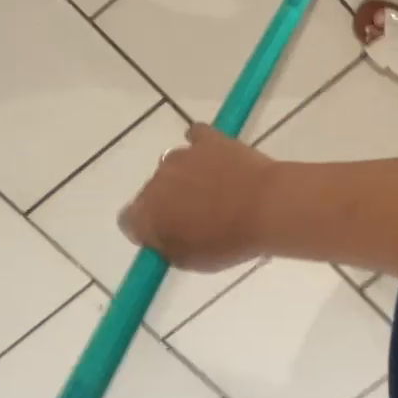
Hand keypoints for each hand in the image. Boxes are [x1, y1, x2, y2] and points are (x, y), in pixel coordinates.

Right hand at [119, 124, 275, 272]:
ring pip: (175, 166)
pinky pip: (197, 136)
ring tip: (215, 187)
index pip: (130, 221)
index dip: (148, 229)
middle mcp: (156, 180)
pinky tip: (213, 153)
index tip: (169, 235)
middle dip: (170, 201)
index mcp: (145, 214)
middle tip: (198, 214)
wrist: (266, 207)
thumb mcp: (190, 261)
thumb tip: (163, 237)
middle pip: (153, 191)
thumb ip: (167, 247)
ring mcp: (183, 155)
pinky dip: (202, 144)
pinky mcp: (209, 138)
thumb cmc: (229, 242)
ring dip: (187, 175)